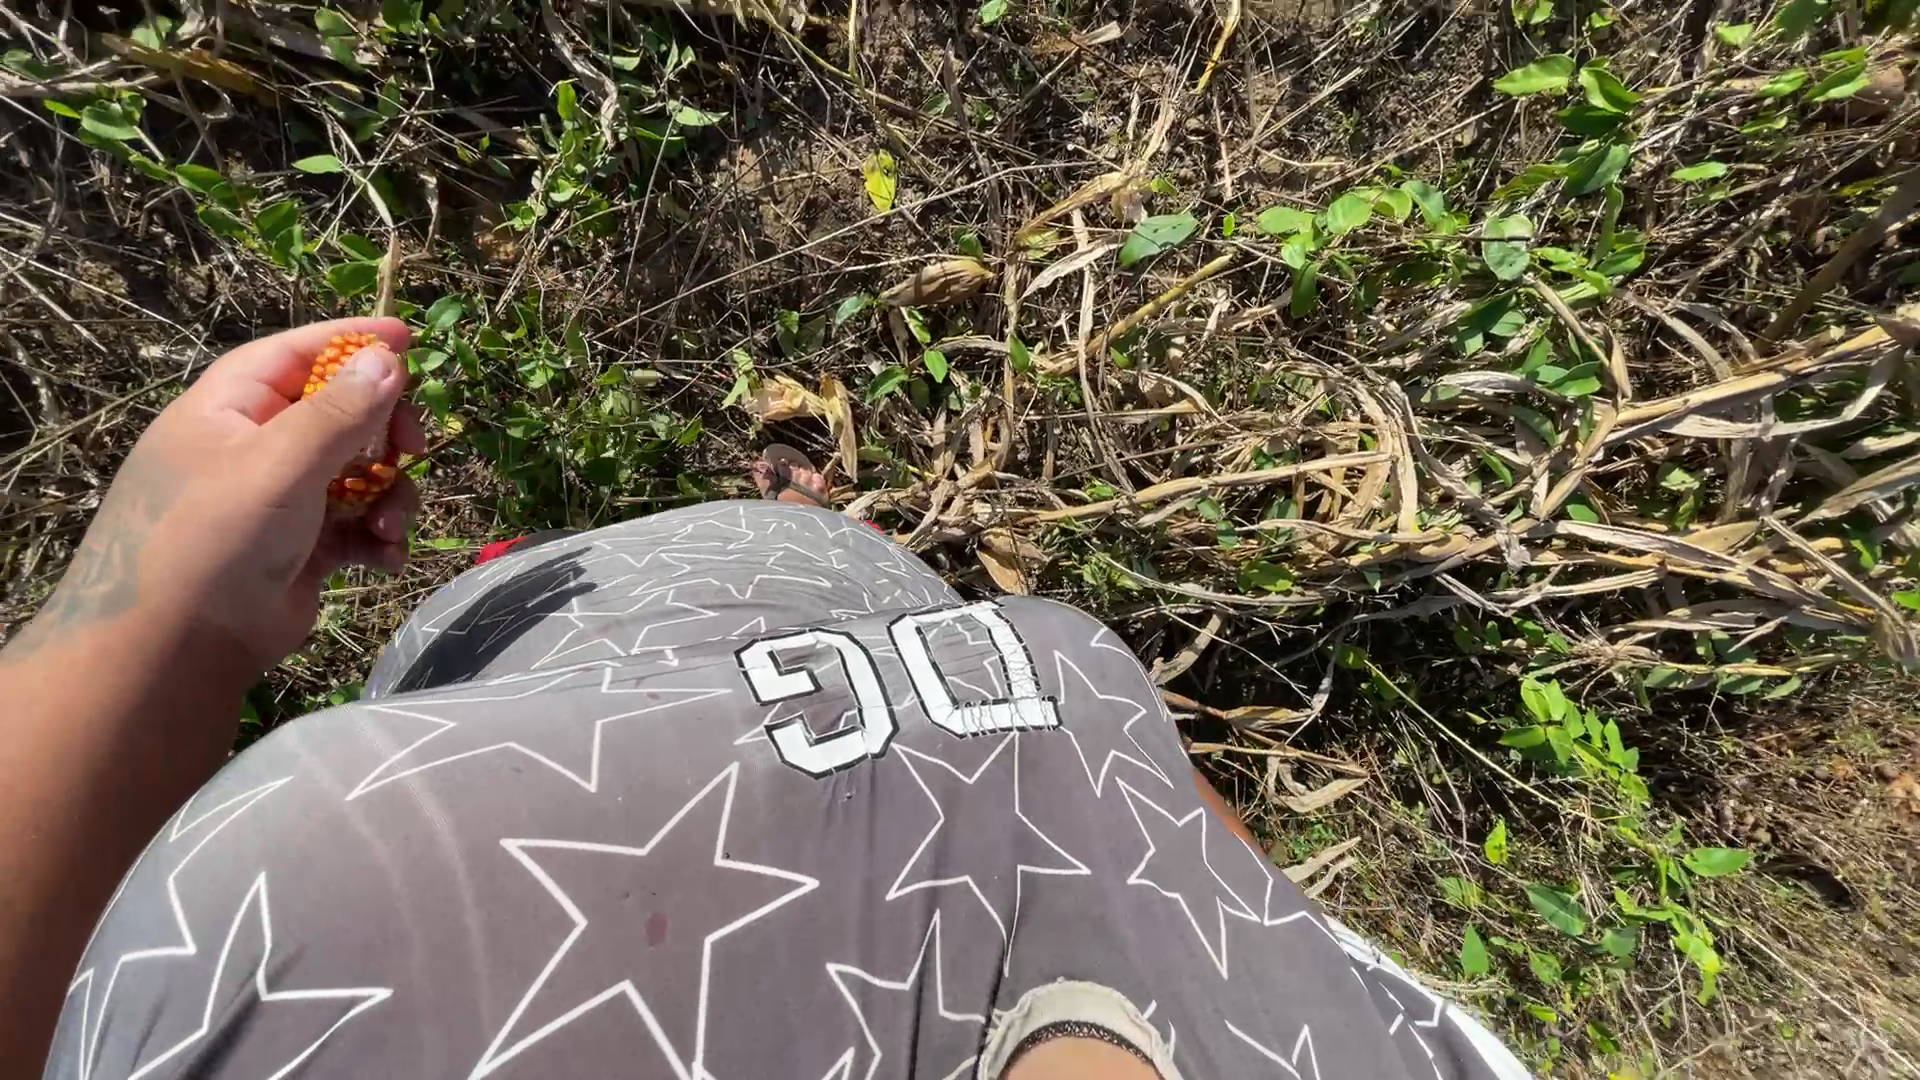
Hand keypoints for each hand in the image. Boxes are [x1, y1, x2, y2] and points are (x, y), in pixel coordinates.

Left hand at [17, 317, 423, 673]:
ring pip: (366, 473)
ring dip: (392, 498)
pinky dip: (382, 537)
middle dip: (387, 433)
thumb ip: (340, 411)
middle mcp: (258, 448)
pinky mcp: (310, 540)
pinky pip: (365, 521)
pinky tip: (382, 557)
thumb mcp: (280, 464)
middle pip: (345, 414)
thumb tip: (390, 358)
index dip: (349, 341)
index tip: (407, 337)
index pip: (295, 356)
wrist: (181, 644)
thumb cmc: (216, 537)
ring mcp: (286, 496)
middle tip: (414, 451)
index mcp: (230, 412)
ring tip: (389, 528)